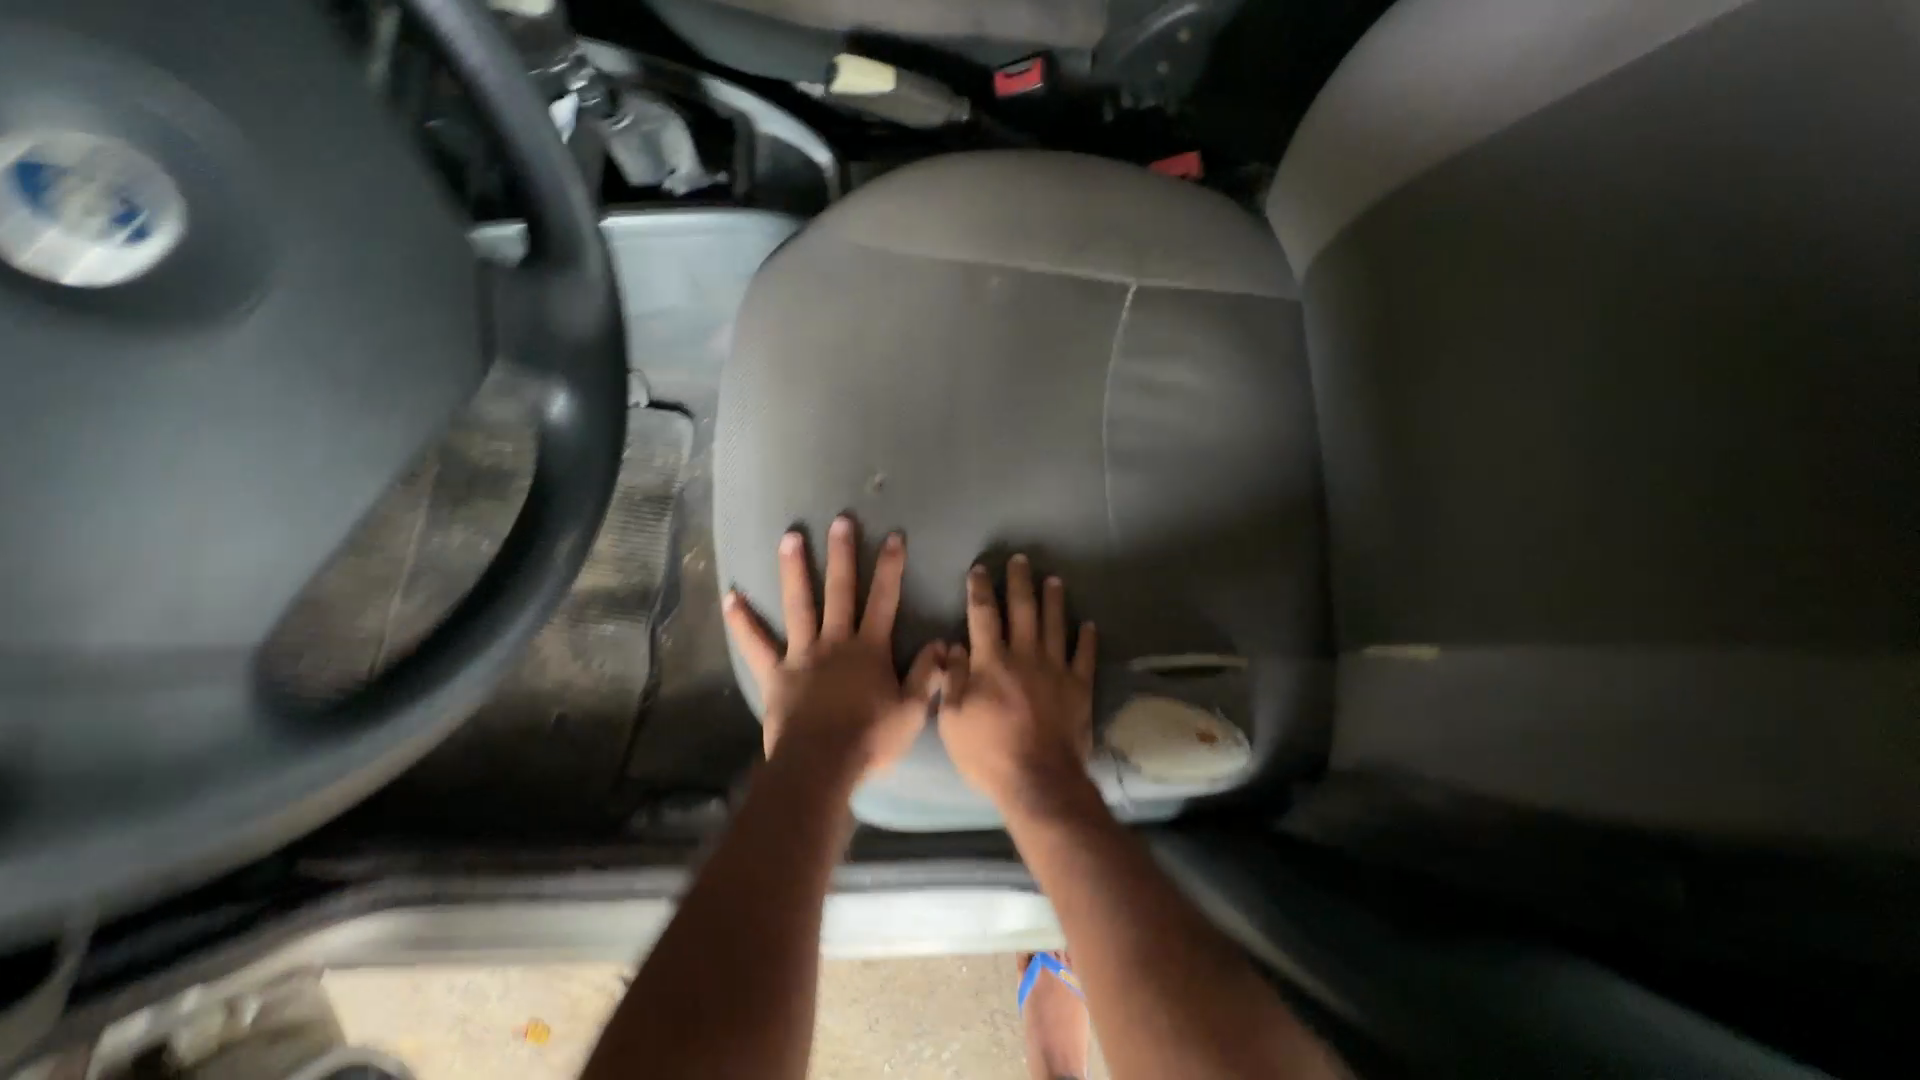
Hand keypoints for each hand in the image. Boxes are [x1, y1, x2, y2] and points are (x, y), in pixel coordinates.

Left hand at [723, 516, 943, 779]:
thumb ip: (926, 675)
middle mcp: (836, 642)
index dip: (890, 568)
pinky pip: (757, 644)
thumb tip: (942, 645)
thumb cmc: (870, 740)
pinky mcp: (775, 673)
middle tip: (840, 521)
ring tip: (790, 537)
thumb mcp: (911, 711)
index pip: (884, 600)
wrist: (822, 765)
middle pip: (840, 591)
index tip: (893, 536)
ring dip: (795, 570)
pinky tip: (731, 597)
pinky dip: (743, 621)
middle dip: (842, 554)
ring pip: (799, 605)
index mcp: (870, 649)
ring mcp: (802, 654)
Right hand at [938, 554, 1096, 809]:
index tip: (980, 569)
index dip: (981, 589)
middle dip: (1020, 582)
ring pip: (1056, 625)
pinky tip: (1089, 624)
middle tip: (1021, 559)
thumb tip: (954, 646)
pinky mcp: (1080, 688)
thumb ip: (952, 679)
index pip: (984, 615)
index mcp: (991, 662)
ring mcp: (1057, 670)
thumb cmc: (988, 754)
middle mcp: (1025, 656)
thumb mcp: (952, 720)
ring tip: (1054, 580)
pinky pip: (1085, 656)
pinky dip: (1088, 638)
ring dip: (1054, 600)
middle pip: (1023, 610)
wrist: (1039, 781)